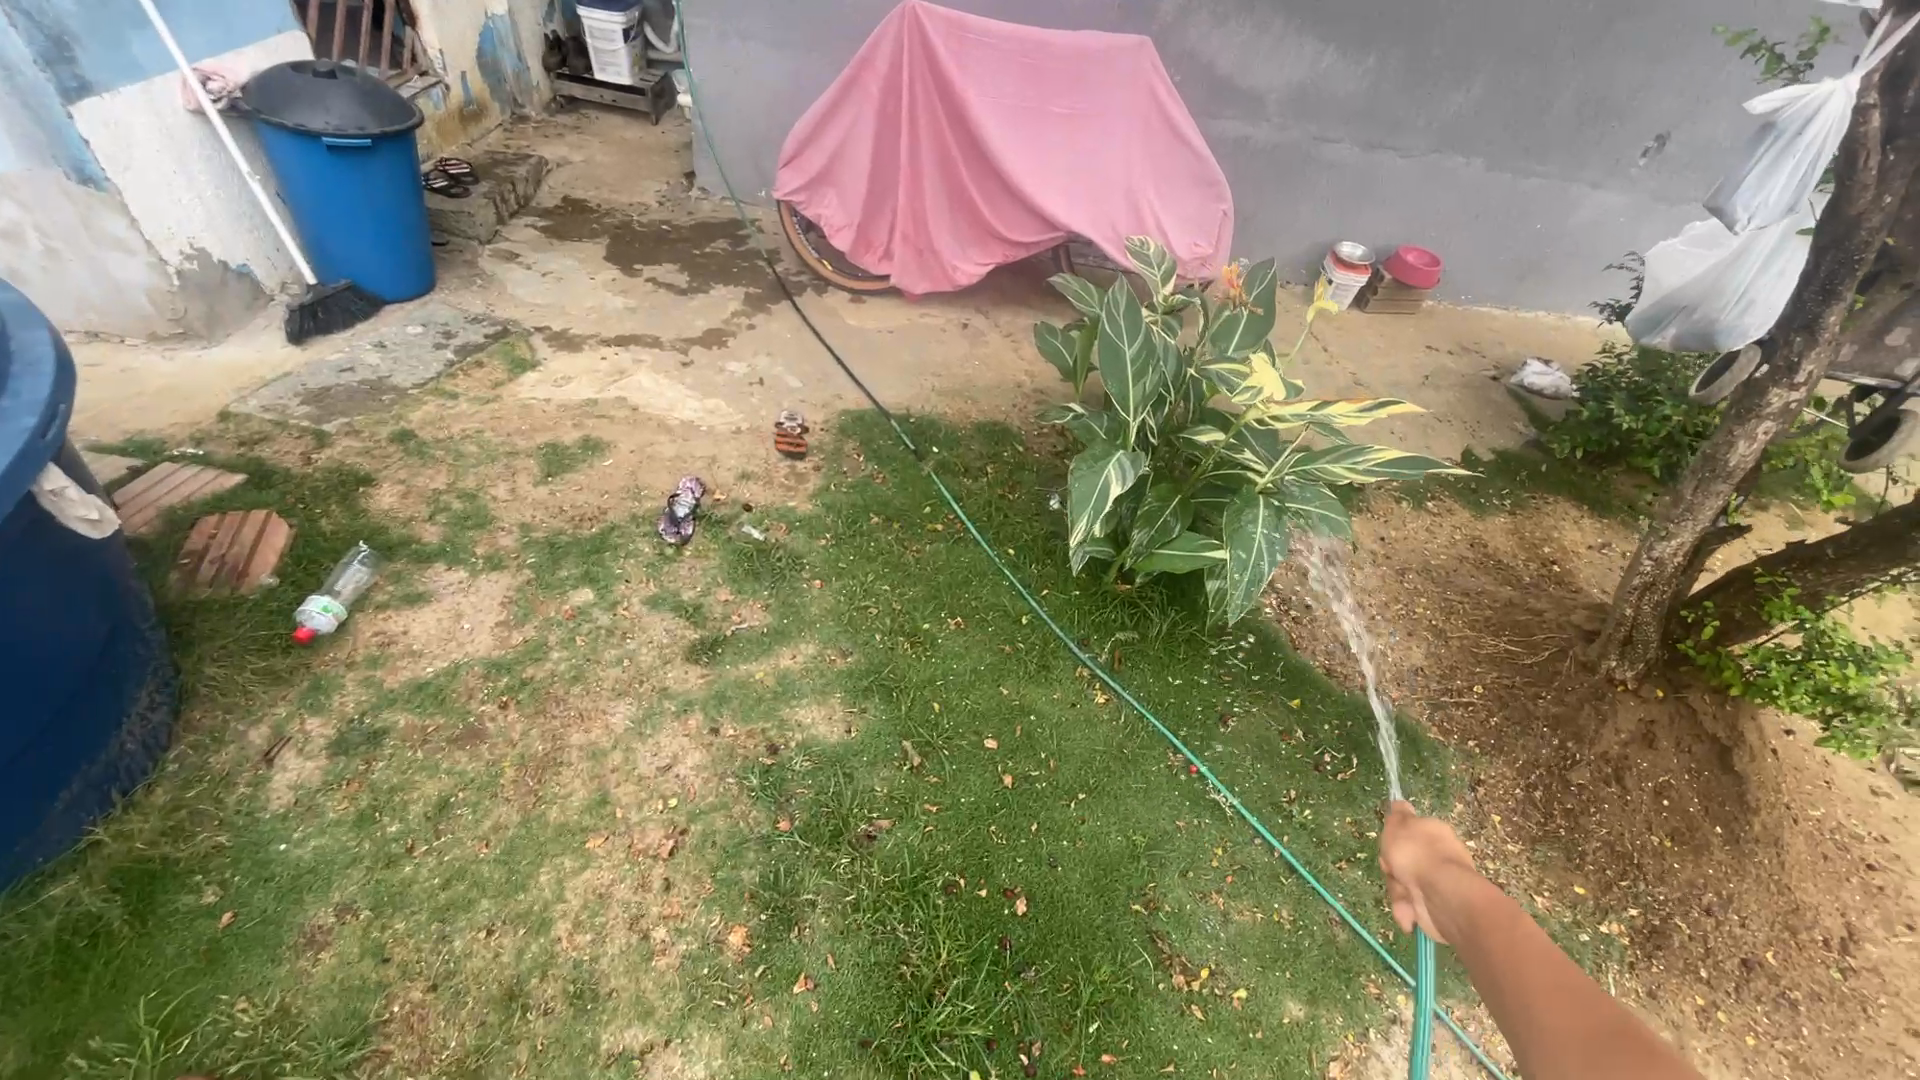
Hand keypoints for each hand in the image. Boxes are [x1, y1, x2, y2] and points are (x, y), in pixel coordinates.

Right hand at [1379, 800, 1475, 943]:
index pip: (1406, 834)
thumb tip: (1400, 802)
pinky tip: (1409, 912)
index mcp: (1432, 833)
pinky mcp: (1435, 906)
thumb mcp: (1399, 824)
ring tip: (1405, 897)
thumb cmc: (1416, 853)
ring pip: (1402, 884)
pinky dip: (1407, 910)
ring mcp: (1437, 883)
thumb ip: (1397, 814)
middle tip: (1393, 871)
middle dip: (1393, 870)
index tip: (1389, 847)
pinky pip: (1411, 906)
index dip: (1393, 842)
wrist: (1441, 894)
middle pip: (1401, 862)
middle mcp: (1436, 857)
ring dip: (1398, 893)